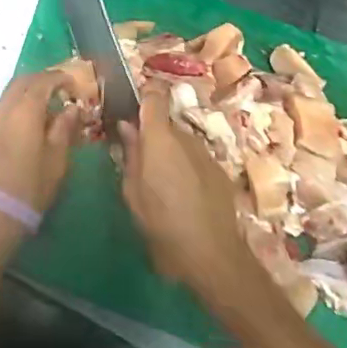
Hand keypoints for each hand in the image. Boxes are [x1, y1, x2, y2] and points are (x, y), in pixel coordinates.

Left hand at [0, 70, 84, 215]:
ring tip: (46, 106)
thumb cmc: (31, 186)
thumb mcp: (57, 158)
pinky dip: (18, 104)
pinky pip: (3, 106)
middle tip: (61, 91)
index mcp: (25, 110)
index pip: (43, 80)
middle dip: (43, 80)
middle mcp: (4, 108)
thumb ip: (65, 127)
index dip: (61, 78)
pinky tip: (29, 121)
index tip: (75, 87)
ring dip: (29, 91)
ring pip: (10, 92)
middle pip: (23, 81)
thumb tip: (72, 108)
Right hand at [117, 86, 257, 304]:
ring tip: (161, 182)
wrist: (212, 253)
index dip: (143, 96)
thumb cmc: (162, 225)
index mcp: (160, 137)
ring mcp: (205, 151)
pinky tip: (182, 193)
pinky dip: (186, 166)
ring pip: (182, 140)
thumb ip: (130, 154)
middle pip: (166, 121)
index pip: (154, 95)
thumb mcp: (133, 193)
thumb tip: (127, 126)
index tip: (131, 109)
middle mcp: (185, 136)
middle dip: (152, 134)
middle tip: (138, 158)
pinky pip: (196, 157)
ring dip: (170, 152)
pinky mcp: (219, 168)